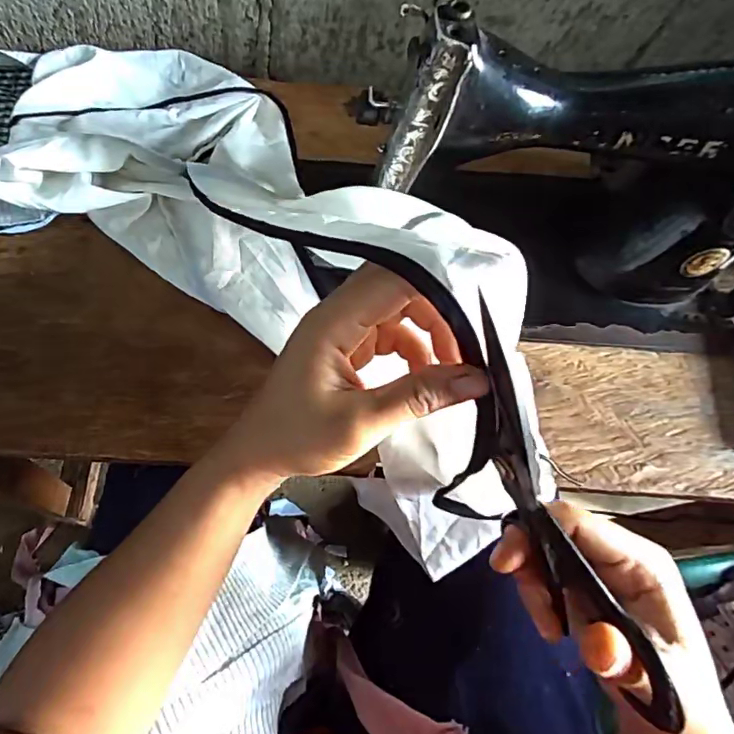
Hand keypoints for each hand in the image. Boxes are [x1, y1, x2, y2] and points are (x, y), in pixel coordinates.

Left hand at [208, 264, 488, 483]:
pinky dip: (410, 348)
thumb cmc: (297, 437)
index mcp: (332, 323)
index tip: (474, 318)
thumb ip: (418, 396)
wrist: (258, 452)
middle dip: (437, 311)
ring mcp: (337, 329)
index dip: (438, 290)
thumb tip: (475, 380)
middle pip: (396, 288)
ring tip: (450, 369)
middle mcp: (334, 316)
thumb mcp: (362, 421)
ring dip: (426, 332)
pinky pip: (385, 331)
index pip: (393, 281)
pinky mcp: (341, 345)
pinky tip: (424, 376)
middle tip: (467, 348)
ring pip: (394, 309)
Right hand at [492, 501, 733, 733]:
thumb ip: (628, 664)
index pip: (578, 522)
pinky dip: (536, 595)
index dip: (536, 529)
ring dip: (531, 583)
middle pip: (554, 529)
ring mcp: (601, 569)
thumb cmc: (679, 699)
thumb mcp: (661, 689)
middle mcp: (620, 556)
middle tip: (514, 583)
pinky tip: (553, 628)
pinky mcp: (584, 584)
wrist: (678, 719)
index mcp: (643, 564)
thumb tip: (597, 642)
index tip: (508, 562)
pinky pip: (545, 570)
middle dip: (527, 555)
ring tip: (550, 628)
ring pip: (543, 549)